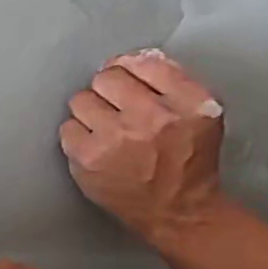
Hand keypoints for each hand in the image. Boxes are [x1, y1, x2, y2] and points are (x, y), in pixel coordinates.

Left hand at [60, 49, 228, 242]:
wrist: (176, 209)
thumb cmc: (187, 159)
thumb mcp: (200, 112)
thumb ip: (171, 81)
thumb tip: (129, 59)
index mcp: (187, 103)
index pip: (144, 63)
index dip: (130, 68)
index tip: (127, 82)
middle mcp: (152, 117)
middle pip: (106, 77)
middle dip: (108, 90)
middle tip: (116, 108)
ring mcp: (116, 138)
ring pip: (81, 99)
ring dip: (90, 112)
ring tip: (106, 129)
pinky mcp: (88, 157)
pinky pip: (67, 127)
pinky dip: (78, 135)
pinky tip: (95, 147)